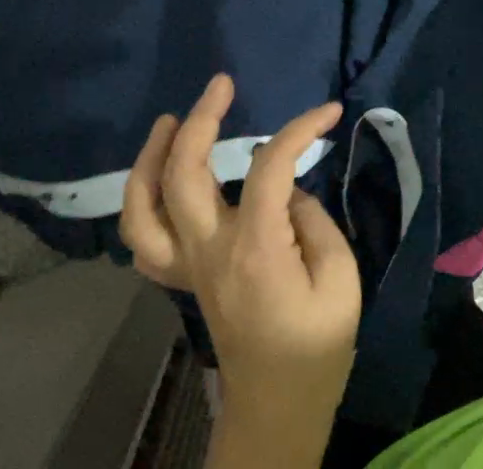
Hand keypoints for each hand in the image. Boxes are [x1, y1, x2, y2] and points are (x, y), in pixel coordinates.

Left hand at [119, 75, 361, 407]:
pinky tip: (160, 184)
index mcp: (255, 249)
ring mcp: (187, 268)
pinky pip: (144, 242)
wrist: (279, 398)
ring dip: (149, 160)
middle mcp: (208, 252)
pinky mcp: (184, 280)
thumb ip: (313, 223)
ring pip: (142, 209)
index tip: (329, 111)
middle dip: (198, 121)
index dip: (298, 130)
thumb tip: (289, 191)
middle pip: (182, 176)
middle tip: (221, 85)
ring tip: (169, 122)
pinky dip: (142, 207)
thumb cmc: (319, 341)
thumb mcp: (340, 277)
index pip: (267, 168)